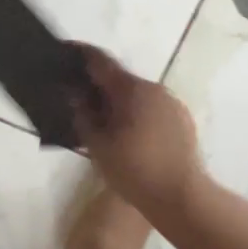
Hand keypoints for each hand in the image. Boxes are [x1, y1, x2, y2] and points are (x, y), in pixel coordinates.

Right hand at [69, 43, 203, 215]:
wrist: (182, 197)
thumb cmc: (134, 171)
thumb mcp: (98, 145)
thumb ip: (82, 114)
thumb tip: (73, 93)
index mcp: (131, 89)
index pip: (100, 60)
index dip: (80, 53)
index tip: (64, 51)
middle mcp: (154, 88)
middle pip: (120, 79)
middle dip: (99, 86)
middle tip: (79, 98)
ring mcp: (172, 103)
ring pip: (137, 95)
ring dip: (119, 102)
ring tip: (103, 122)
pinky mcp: (183, 120)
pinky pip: (152, 109)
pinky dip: (137, 114)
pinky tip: (129, 136)